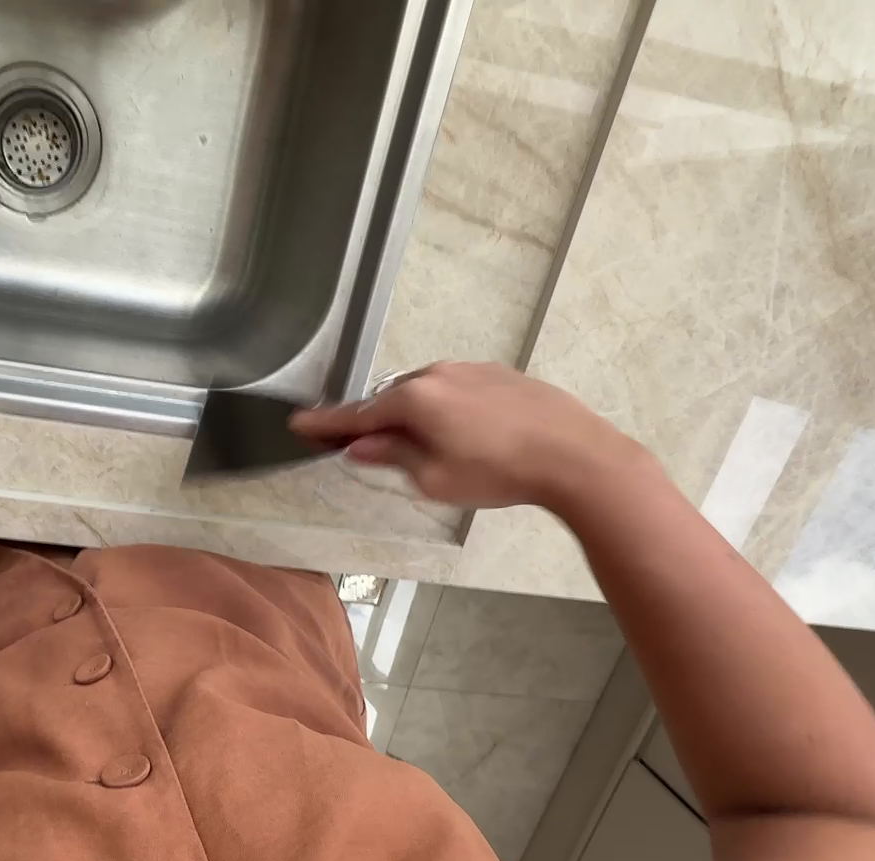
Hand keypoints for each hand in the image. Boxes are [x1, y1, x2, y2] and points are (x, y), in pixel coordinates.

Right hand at [290, 362, 645, 511]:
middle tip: (355, 445)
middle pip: (388, 400)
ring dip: (408, 415)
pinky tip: (455, 432)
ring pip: (422, 392)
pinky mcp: (498, 374)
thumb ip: (392, 455)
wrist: (576, 455)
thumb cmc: (497, 472)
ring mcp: (470, 369)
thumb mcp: (433, 477)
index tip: (298, 423)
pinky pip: (452, 389)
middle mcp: (436, 374)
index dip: (325, 423)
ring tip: (414, 445)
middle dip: (370, 422)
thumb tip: (359, 446)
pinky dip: (439, 407)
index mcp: (414, 398)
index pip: (356, 414)